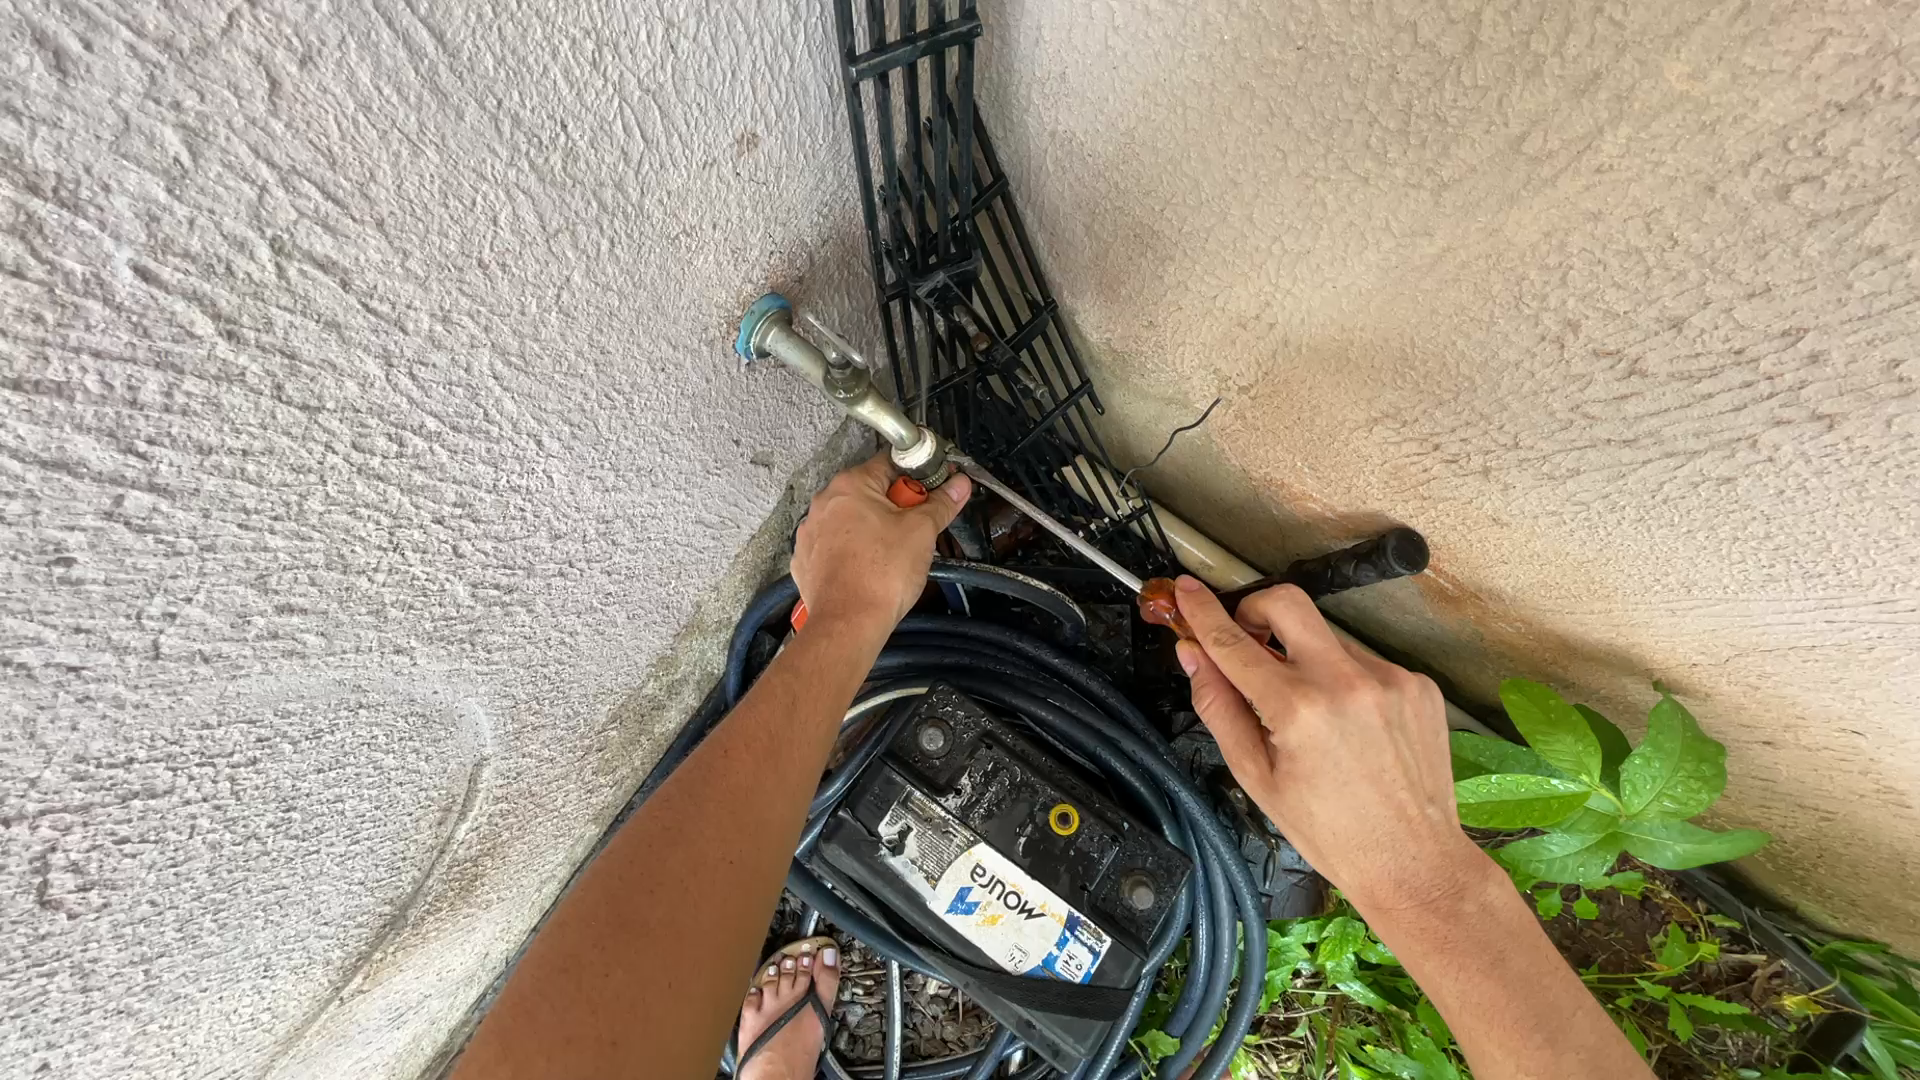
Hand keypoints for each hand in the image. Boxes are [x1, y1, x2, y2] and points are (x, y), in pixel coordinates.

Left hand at [790, 454, 971, 634]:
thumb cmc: (878, 578)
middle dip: (898, 506)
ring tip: (895, 553)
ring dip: (875, 528)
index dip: (918, 475)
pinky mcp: (808, 560)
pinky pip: (837, 544)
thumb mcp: (922, 532)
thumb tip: (957, 486)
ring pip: (853, 519)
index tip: (933, 489)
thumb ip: (941, 503)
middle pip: (871, 491)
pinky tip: (872, 566)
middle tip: (918, 527)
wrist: (849, 623)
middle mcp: (825, 504)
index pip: (890, 462)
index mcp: (850, 486)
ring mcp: (812, 532)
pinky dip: (855, 550)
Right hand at [1173, 576, 1486, 915]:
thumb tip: (1193, 656)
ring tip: (1306, 707)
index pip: (1233, 641)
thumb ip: (1217, 705)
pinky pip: (1359, 658)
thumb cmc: (1329, 828)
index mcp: (1298, 709)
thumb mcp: (1254, 774)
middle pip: (1287, 600)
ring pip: (1323, 634)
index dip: (1202, 610)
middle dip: (1255, 608)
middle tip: (1248, 639)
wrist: (1414, 862)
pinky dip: (1338, 676)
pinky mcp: (1416, 684)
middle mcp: (1346, 682)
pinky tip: (1343, 720)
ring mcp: (1388, 679)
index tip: (1186, 591)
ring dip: (1300, 654)